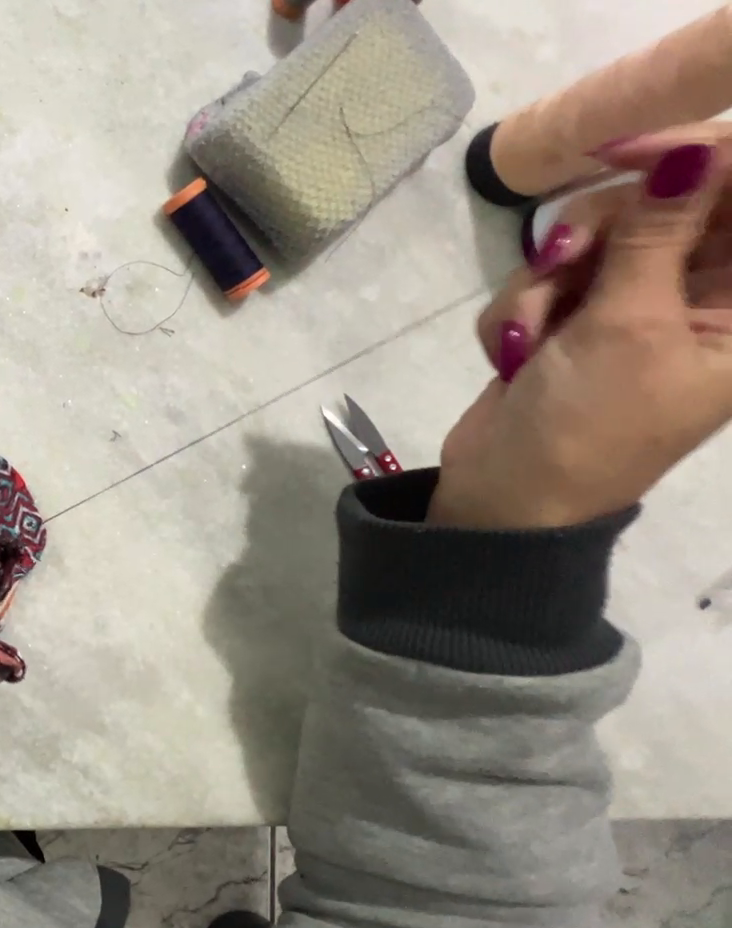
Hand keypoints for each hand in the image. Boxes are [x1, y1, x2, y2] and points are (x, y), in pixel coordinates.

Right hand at [436, 139, 731, 528]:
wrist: (507, 494)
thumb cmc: (589, 425)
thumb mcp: (626, 328)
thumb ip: (657, 235)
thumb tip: (692, 148)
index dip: (696, 159)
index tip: (620, 156)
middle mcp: (706, 288)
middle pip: (664, 203)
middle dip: (597, 233)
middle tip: (557, 266)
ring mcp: (636, 303)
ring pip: (593, 241)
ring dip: (544, 281)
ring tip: (529, 335)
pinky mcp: (576, 321)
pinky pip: (547, 280)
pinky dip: (520, 311)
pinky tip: (515, 352)